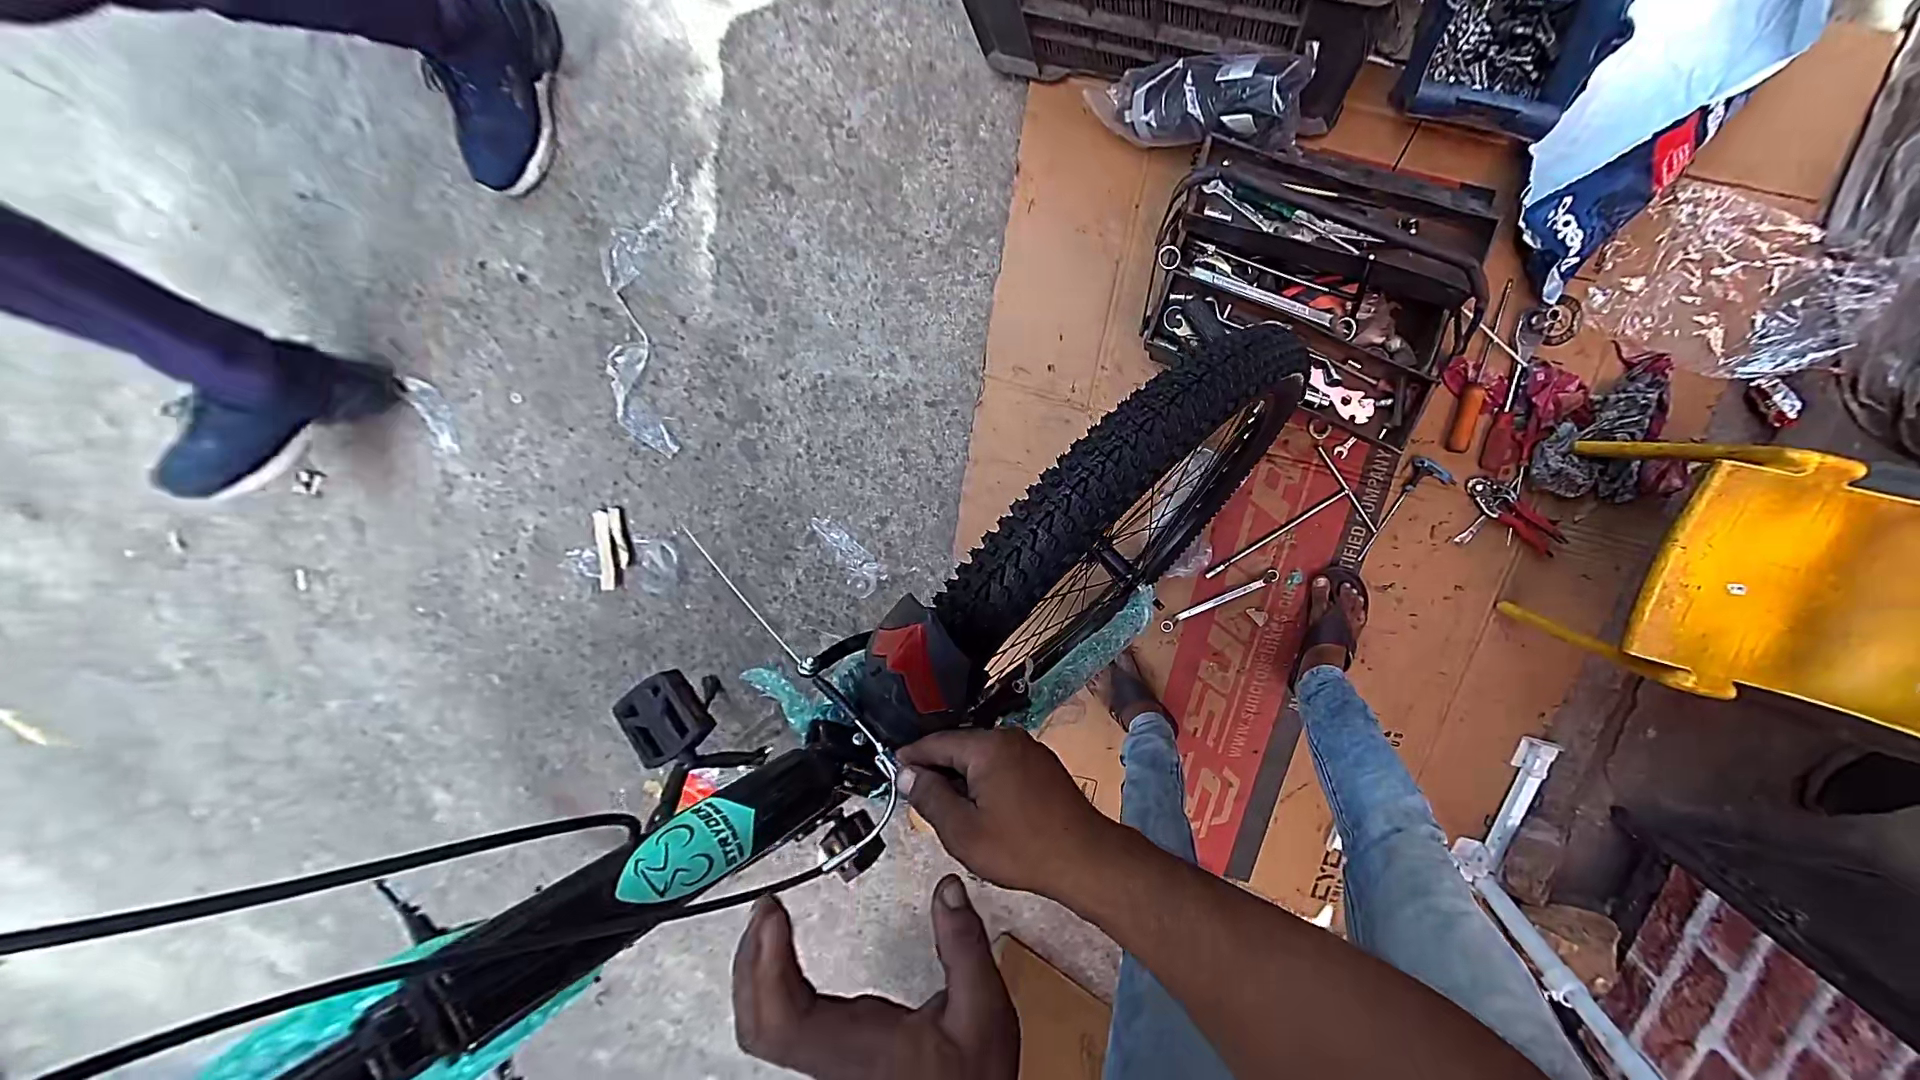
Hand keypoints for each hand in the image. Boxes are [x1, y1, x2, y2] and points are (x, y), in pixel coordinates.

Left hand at [732, 875, 1018, 1079]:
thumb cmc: (972, 1076)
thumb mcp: (983, 1009)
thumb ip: (964, 946)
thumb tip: (947, 890)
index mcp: (860, 1044)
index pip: (787, 1016)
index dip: (767, 965)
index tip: (772, 916)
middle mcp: (832, 1056)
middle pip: (758, 1024)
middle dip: (751, 961)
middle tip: (765, 911)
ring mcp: (825, 1059)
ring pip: (761, 1027)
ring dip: (755, 972)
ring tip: (768, 924)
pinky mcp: (829, 1054)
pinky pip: (779, 1022)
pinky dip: (770, 982)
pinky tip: (784, 956)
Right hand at [897, 728, 1122, 899]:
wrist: (1085, 859)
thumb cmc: (1022, 848)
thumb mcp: (963, 831)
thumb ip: (930, 798)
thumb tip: (908, 774)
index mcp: (987, 746)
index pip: (936, 742)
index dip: (911, 757)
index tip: (894, 771)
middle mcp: (1009, 737)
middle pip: (959, 747)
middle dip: (937, 770)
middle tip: (920, 800)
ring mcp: (1028, 748)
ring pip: (980, 757)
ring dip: (961, 778)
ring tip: (950, 811)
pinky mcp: (1041, 764)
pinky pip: (1000, 764)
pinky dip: (983, 780)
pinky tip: (981, 808)